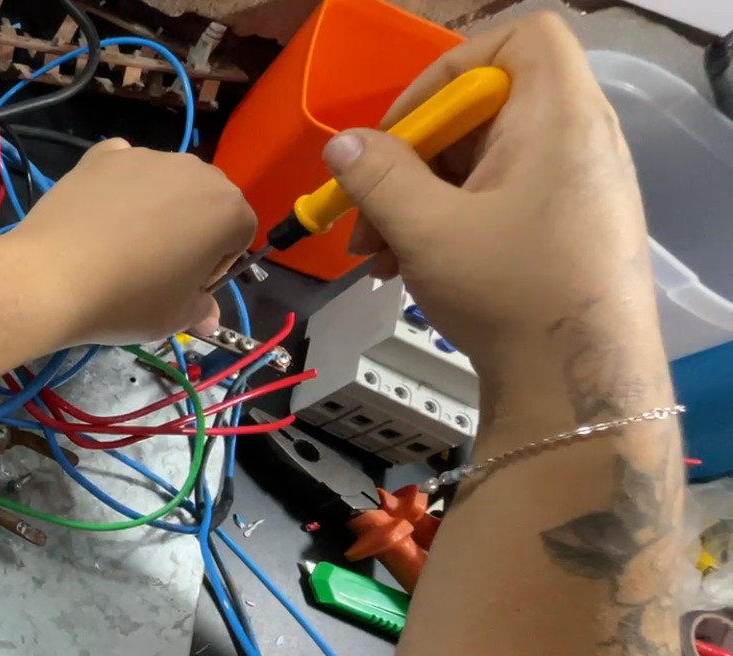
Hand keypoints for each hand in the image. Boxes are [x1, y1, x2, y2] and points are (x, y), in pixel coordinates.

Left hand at [7, 139, 254, 344]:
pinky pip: (120, 167)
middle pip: (203, 203)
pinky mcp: (102, 156)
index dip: (212, 266)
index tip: (180, 288)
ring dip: (151, 209)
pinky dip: (114, 187)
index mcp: (228, 210)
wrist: (49, 280)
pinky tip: (95, 217)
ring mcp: (146, 158)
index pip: (238, 236)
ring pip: (162, 184)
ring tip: (113, 248)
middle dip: (186, 232)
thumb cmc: (122, 303)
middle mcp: (196, 171)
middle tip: (146, 271)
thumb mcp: (169, 320)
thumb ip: (199, 310)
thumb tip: (208, 317)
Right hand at [325, 14, 660, 397]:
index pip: (516, 40)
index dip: (446, 71)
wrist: (567, 361)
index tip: (396, 130)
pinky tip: (403, 263)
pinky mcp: (550, 216)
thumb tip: (341, 143)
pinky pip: (483, 194)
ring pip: (470, 161)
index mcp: (553, 119)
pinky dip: (434, 219)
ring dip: (407, 200)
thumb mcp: (425, 230)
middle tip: (364, 215)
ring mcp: (561, 178)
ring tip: (374, 253)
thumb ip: (379, 180)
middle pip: (477, 111)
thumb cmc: (505, 286)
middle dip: (405, 160)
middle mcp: (568, 135)